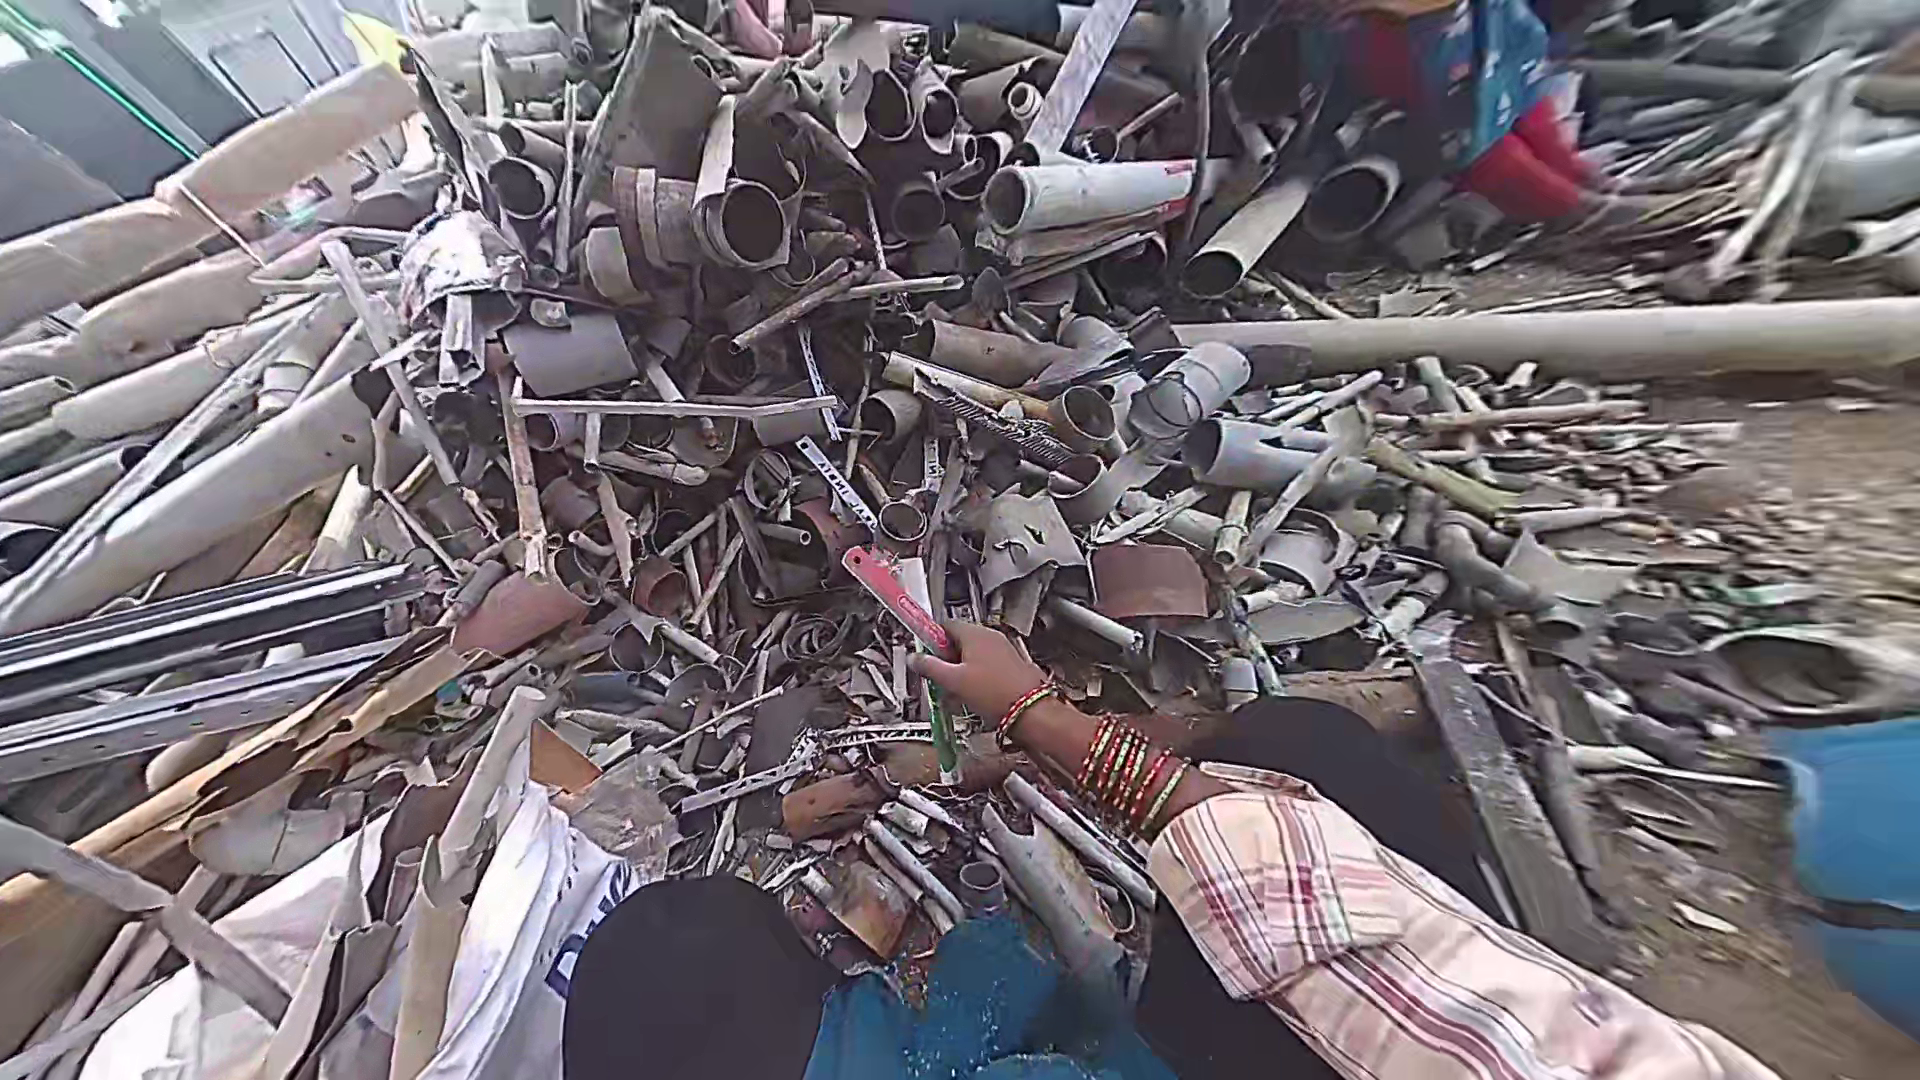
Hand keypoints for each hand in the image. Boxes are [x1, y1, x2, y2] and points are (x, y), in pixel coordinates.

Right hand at [909, 621, 1045, 720]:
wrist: (1031, 711)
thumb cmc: (993, 693)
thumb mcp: (954, 681)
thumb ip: (930, 667)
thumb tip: (914, 658)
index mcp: (975, 633)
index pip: (945, 625)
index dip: (932, 639)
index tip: (925, 655)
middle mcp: (990, 636)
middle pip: (959, 640)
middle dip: (946, 658)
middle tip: (939, 677)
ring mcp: (1003, 649)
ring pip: (973, 654)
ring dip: (960, 670)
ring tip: (955, 691)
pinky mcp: (1011, 665)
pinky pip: (986, 665)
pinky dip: (976, 676)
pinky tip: (974, 695)